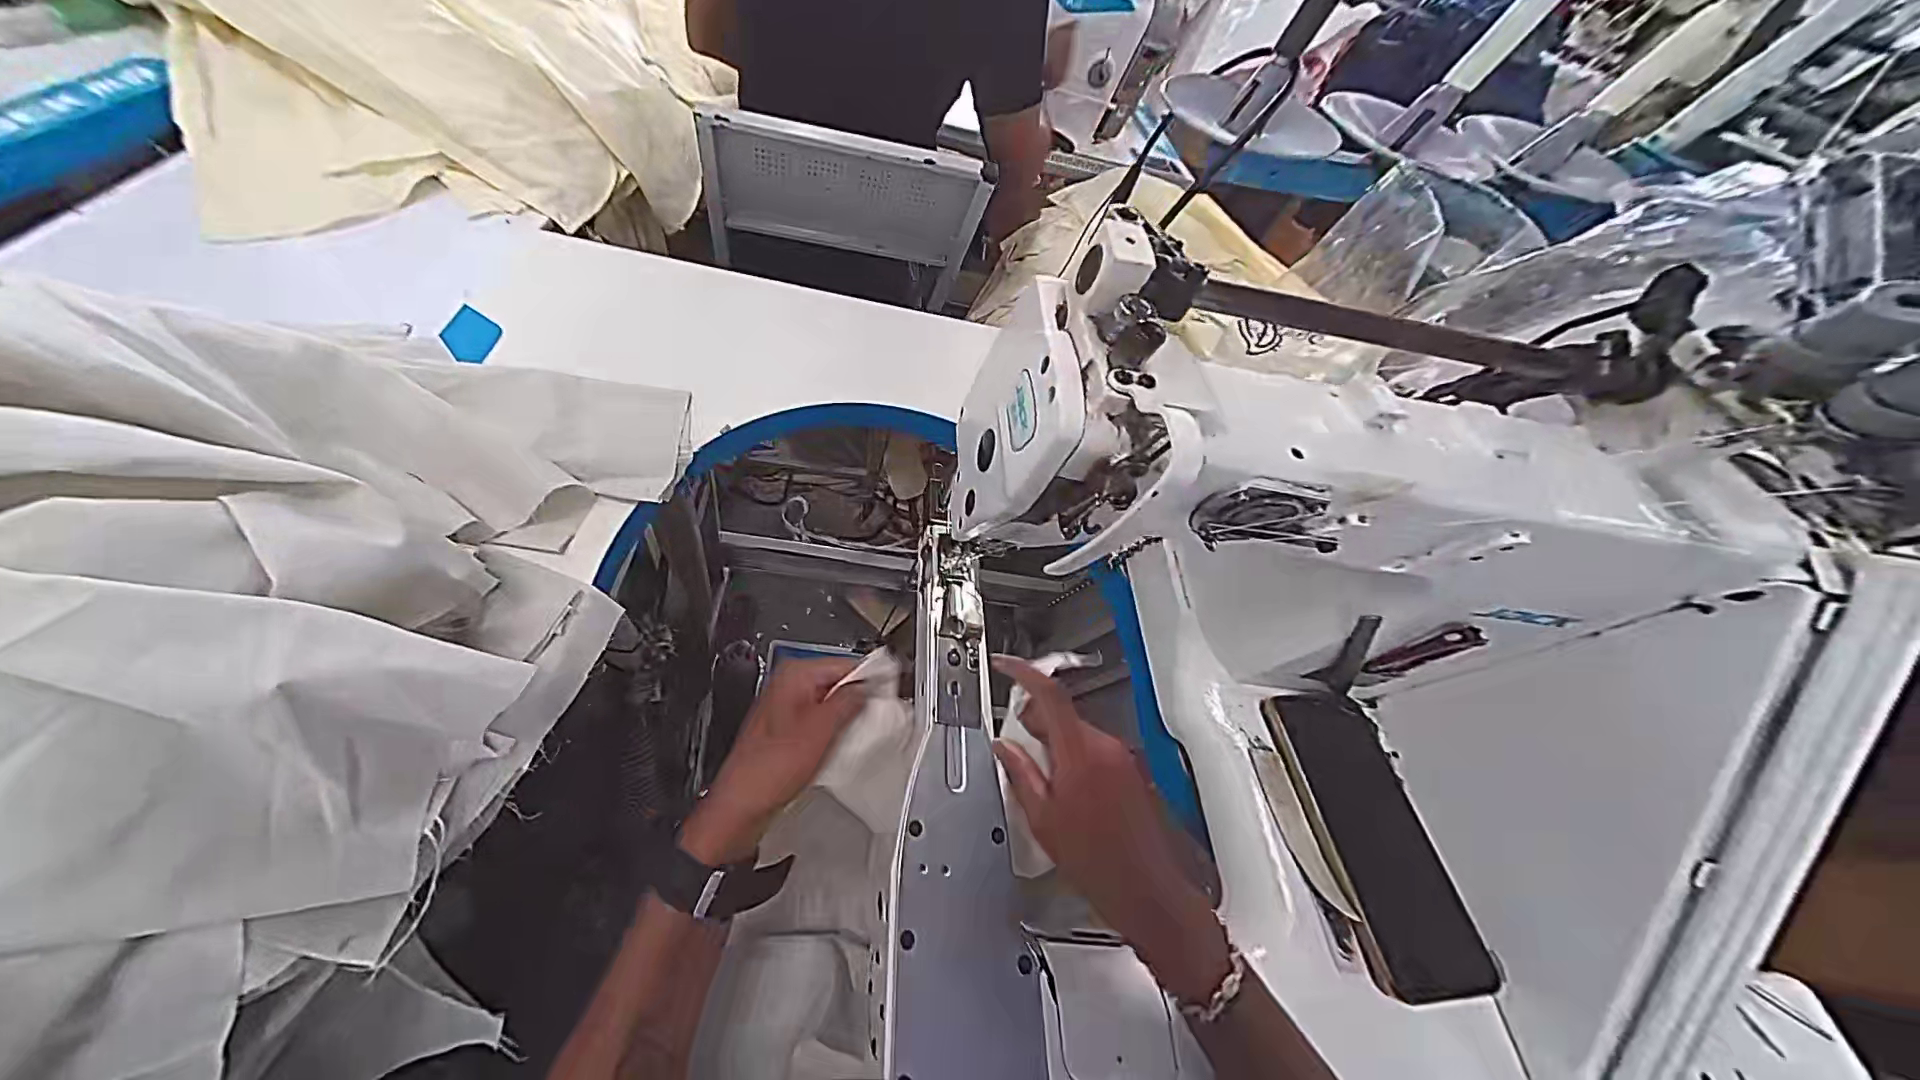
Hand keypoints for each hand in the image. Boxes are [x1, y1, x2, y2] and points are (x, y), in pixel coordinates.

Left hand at [681, 657, 867, 864]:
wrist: (742, 805)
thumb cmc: (768, 769)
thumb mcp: (822, 729)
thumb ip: (849, 701)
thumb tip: (868, 687)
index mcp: (794, 675)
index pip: (846, 663)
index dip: (871, 678)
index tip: (889, 691)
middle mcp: (787, 686)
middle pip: (839, 683)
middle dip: (858, 701)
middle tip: (873, 719)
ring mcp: (786, 707)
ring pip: (831, 704)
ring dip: (846, 719)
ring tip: (850, 738)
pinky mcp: (787, 728)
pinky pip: (821, 721)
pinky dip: (833, 732)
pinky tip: (836, 748)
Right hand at [992, 656, 1230, 1001]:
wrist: (1149, 893)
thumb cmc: (1100, 865)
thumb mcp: (1043, 820)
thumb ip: (1021, 773)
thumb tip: (1006, 748)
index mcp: (1080, 754)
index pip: (1049, 695)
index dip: (1024, 673)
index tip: (1006, 666)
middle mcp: (1106, 747)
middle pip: (1063, 713)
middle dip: (1036, 722)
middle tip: (1018, 745)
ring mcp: (1123, 757)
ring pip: (1079, 732)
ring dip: (1057, 744)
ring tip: (1046, 783)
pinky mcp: (1133, 770)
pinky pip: (1096, 749)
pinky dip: (1077, 758)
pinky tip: (1071, 793)